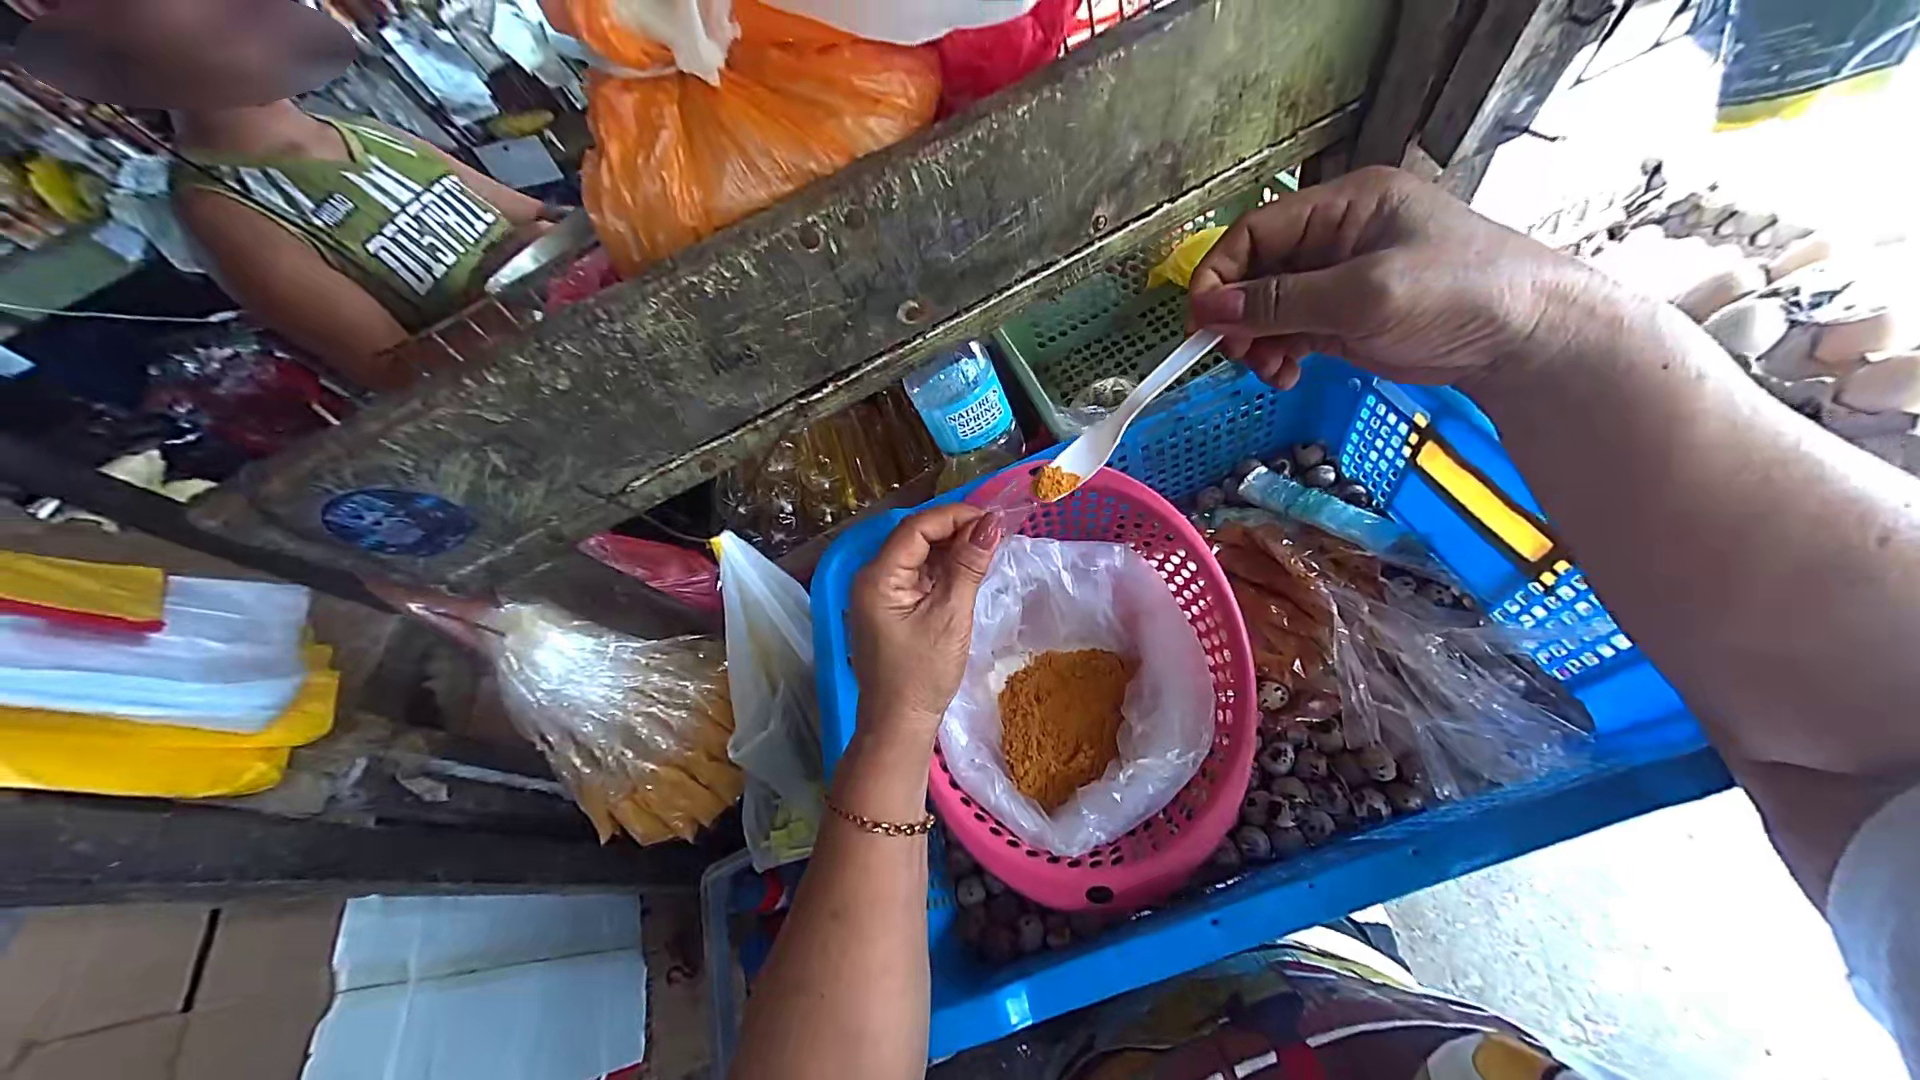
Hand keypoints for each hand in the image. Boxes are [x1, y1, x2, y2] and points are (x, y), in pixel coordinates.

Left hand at [849, 504, 1002, 735]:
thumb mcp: (951, 615)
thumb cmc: (922, 674)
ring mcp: (880, 591)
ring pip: (918, 553)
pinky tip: (968, 568)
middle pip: (915, 536)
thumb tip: (992, 523)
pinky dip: (943, 568)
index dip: (955, 516)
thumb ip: (969, 565)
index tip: (994, 519)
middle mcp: (872, 576)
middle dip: (955, 529)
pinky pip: (918, 573)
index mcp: (878, 576)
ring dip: (952, 548)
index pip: (916, 527)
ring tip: (987, 547)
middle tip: (996, 533)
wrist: (899, 723)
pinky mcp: (891, 605)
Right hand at [1188, 166, 1601, 390]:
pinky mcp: (1338, 320)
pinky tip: (1284, 376)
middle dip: (1238, 318)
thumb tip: (1208, 312)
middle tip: (1236, 355)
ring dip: (1254, 344)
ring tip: (1268, 371)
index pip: (1254, 233)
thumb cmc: (1456, 295)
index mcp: (1340, 208)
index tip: (1201, 322)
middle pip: (1254, 275)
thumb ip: (1281, 302)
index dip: (1218, 275)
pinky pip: (1285, 335)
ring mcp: (1334, 282)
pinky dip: (1275, 357)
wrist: (1525, 340)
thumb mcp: (1362, 294)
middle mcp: (1331, 240)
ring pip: (1264, 310)